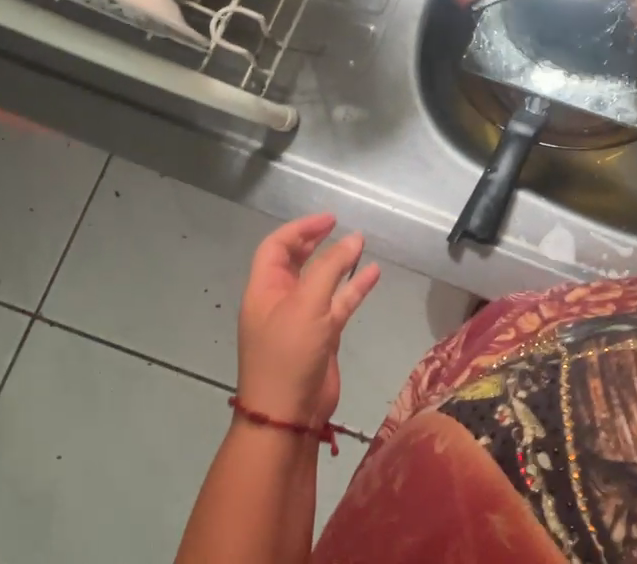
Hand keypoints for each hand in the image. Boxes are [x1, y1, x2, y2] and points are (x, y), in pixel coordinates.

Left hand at [235, 215, 380, 425]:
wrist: (288, 415)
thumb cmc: (288, 354)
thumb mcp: (307, 305)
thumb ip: (332, 268)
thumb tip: (355, 238)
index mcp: (264, 290)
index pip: (276, 247)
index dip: (300, 229)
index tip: (330, 220)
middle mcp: (280, 301)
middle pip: (296, 262)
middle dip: (317, 242)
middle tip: (341, 227)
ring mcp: (302, 319)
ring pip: (321, 282)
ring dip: (339, 263)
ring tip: (361, 245)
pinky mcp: (322, 336)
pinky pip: (338, 304)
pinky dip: (354, 288)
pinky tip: (373, 274)